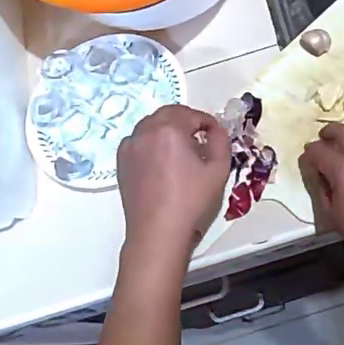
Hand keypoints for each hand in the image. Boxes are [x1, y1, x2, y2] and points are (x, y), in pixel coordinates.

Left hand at [116, 105, 230, 256]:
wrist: (158, 230)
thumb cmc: (191, 201)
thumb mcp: (218, 170)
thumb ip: (221, 142)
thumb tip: (216, 131)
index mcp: (169, 131)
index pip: (191, 114)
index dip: (207, 122)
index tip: (216, 134)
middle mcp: (145, 132)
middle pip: (168, 113)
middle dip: (186, 120)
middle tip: (201, 137)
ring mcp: (130, 146)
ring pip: (151, 125)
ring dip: (168, 128)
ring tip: (183, 149)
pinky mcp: (122, 161)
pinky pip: (139, 140)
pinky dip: (152, 141)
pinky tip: (163, 160)